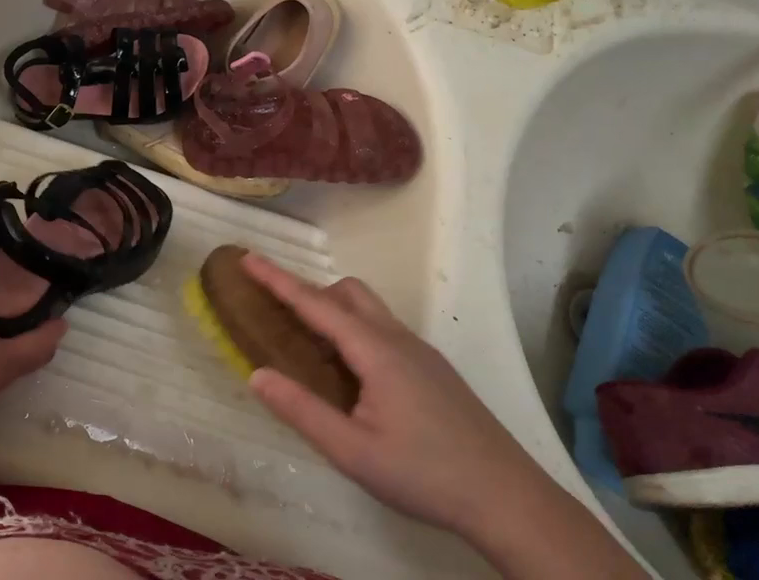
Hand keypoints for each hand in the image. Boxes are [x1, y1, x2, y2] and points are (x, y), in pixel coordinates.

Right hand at [240, 255, 563, 539]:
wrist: (511, 501)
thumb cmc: (426, 475)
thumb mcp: (353, 452)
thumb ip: (302, 410)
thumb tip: (256, 374)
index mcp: (376, 352)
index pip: (316, 305)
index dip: (278, 280)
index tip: (247, 257)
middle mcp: (399, 341)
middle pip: (348, 293)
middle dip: (310, 291)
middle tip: (278, 313)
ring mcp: (423, 355)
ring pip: (371, 311)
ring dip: (335, 312)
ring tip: (311, 349)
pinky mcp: (436, 372)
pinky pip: (385, 332)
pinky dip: (356, 333)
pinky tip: (353, 378)